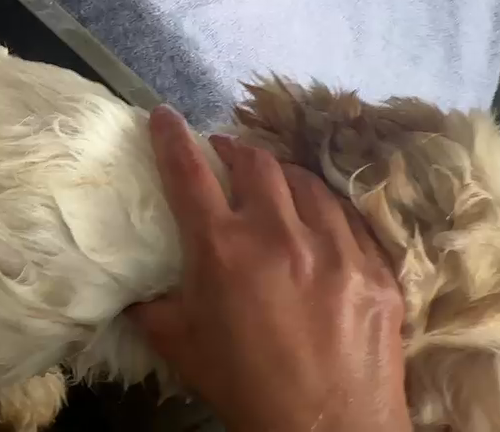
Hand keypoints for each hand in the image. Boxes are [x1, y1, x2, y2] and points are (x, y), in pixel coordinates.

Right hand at [128, 105, 408, 431]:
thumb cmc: (240, 385)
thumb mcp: (174, 339)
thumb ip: (145, 299)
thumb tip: (123, 281)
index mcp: (220, 247)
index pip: (187, 169)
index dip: (171, 134)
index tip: (163, 115)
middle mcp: (276, 236)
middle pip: (252, 162)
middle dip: (230, 148)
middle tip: (221, 154)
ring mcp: (334, 252)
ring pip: (304, 182)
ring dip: (278, 174)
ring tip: (269, 183)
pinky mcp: (376, 273)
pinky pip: (348, 217)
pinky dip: (323, 207)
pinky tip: (314, 218)